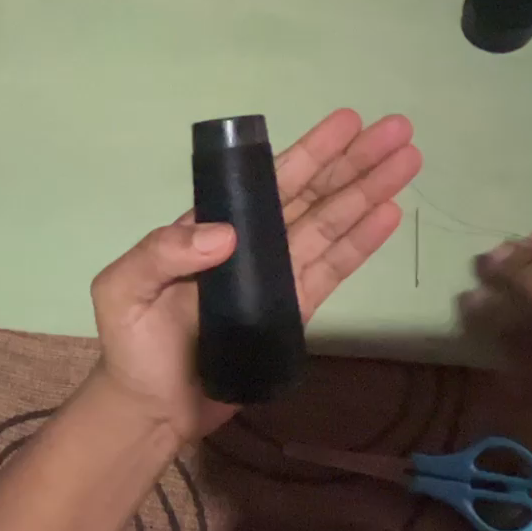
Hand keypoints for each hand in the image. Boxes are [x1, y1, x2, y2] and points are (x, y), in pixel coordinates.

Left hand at [85, 109, 421, 442]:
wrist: (152, 408)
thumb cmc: (133, 348)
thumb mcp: (123, 290)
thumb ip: (161, 253)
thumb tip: (227, 233)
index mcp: (210, 229)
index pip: (267, 182)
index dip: (310, 152)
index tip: (348, 122)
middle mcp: (249, 244)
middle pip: (310, 195)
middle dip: (353, 163)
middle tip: (398, 131)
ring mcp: (275, 277)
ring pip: (329, 226)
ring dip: (368, 194)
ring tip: (408, 162)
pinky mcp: (292, 312)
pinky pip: (332, 271)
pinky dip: (360, 244)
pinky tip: (389, 216)